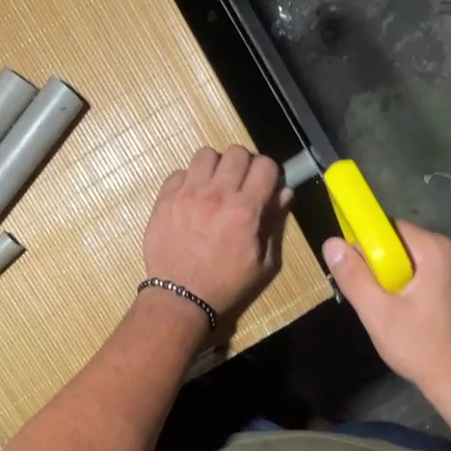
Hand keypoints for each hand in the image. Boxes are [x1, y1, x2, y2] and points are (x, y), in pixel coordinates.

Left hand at [142, 145, 291, 319]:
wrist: (181, 298)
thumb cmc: (226, 285)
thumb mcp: (263, 263)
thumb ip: (275, 223)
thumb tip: (285, 193)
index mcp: (246, 210)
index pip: (266, 165)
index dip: (269, 173)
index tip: (264, 185)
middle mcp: (217, 194)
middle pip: (237, 152)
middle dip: (244, 165)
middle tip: (240, 184)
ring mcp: (188, 194)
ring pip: (206, 154)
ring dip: (215, 166)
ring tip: (213, 186)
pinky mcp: (165, 200)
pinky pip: (179, 172)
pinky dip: (188, 180)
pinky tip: (191, 199)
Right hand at [325, 221, 450, 393]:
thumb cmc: (419, 346)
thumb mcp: (378, 313)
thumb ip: (354, 277)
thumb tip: (331, 243)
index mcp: (435, 249)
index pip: (389, 229)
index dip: (365, 246)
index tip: (354, 273)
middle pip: (400, 244)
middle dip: (378, 266)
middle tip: (369, 298)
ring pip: (410, 261)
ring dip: (391, 279)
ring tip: (385, 309)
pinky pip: (422, 273)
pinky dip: (407, 287)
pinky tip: (402, 313)